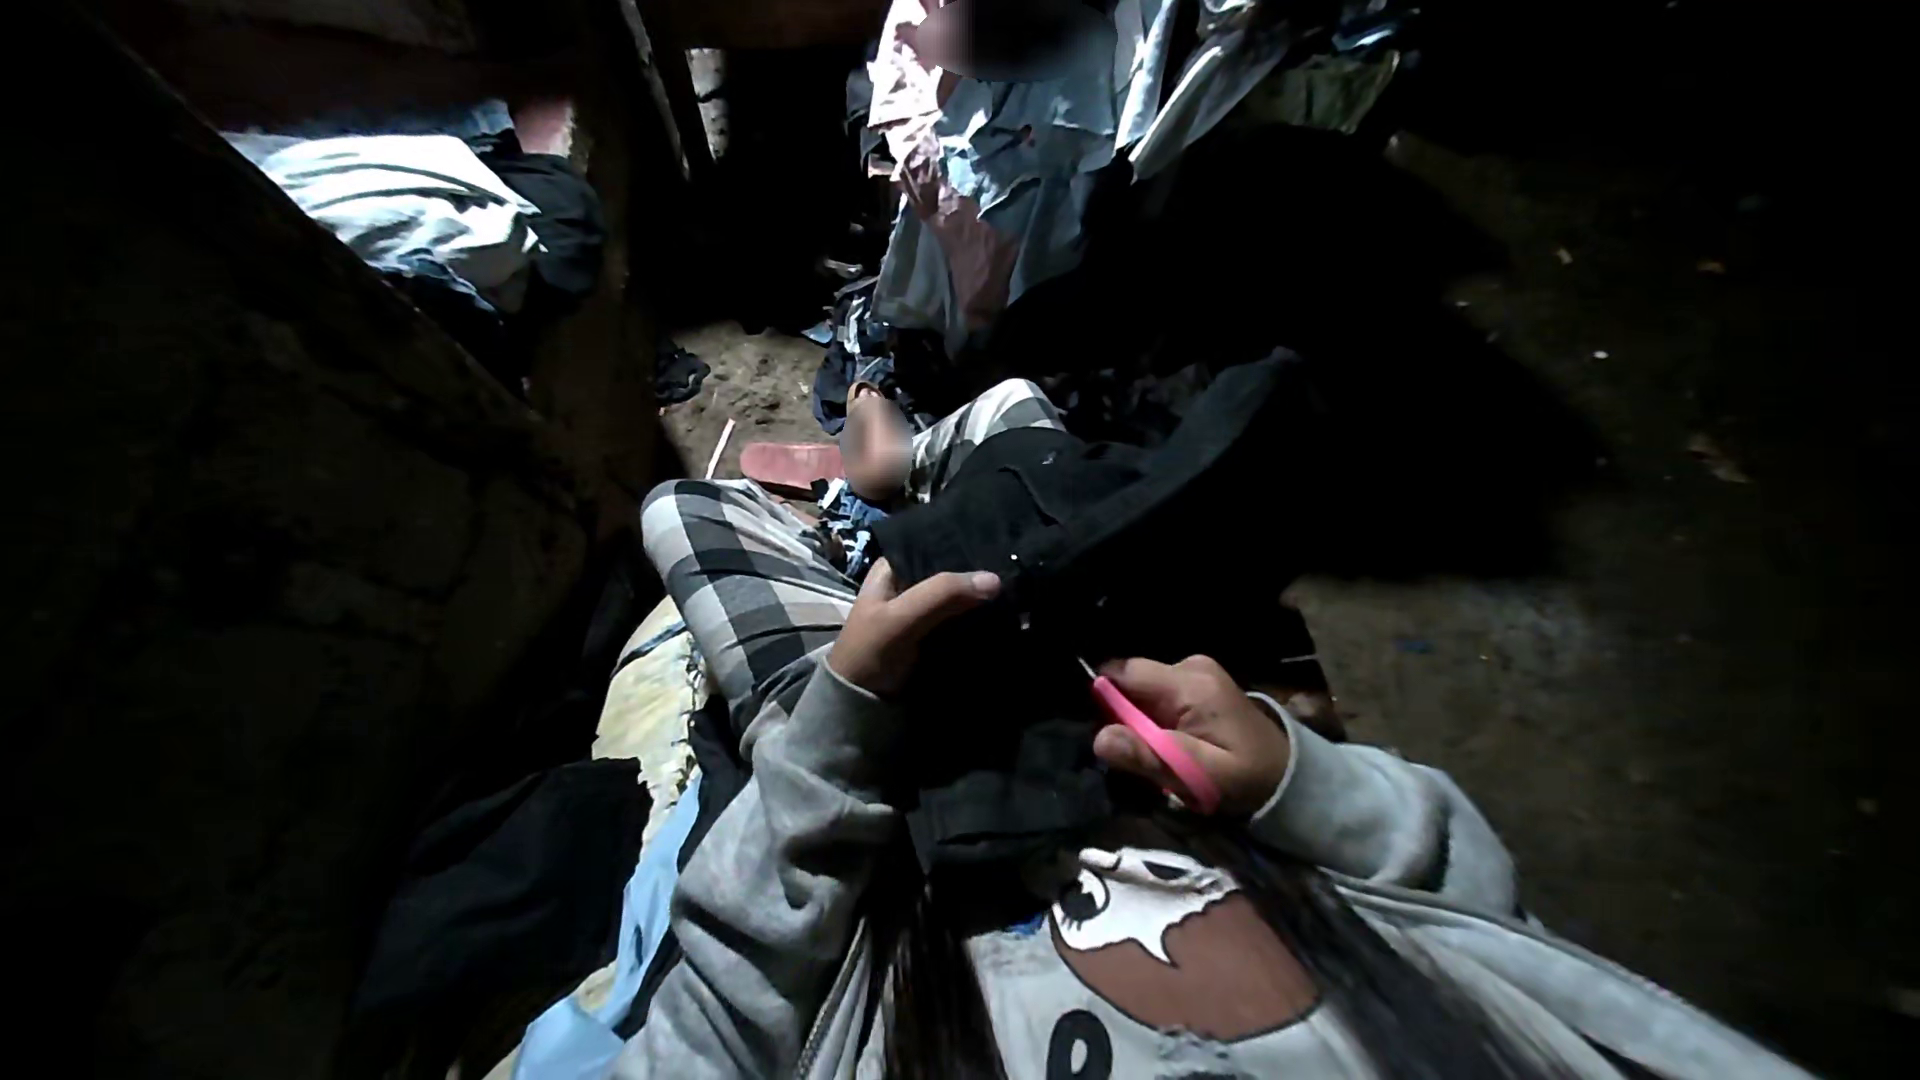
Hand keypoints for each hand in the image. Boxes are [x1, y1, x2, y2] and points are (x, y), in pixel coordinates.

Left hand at [828, 559, 1000, 696]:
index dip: (965, 545)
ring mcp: (926, 609)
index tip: (1000, 545)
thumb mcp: (901, 617)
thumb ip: (942, 594)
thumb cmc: (871, 652)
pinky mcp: (938, 633)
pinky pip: (965, 618)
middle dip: (979, 573)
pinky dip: (982, 617)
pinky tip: (1008, 612)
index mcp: (894, 567)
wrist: (861, 706)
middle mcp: (911, 582)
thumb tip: (996, 579)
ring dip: (984, 596)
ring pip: (962, 595)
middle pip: (952, 570)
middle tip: (1016, 568)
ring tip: (1019, 588)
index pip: (935, 544)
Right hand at [1092, 656, 1291, 816]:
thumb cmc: (1248, 779)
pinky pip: (1156, 691)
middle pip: (1131, 679)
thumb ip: (1152, 756)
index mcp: (1191, 683)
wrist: (1292, 778)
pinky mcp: (1196, 680)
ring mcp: (1194, 670)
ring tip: (1155, 749)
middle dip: (1122, 713)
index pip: (1123, 671)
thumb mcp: (1201, 775)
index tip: (1101, 730)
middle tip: (1136, 751)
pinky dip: (1152, 715)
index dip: (1103, 697)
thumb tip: (1099, 739)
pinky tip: (1167, 738)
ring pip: (1141, 687)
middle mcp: (1190, 665)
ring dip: (1137, 717)